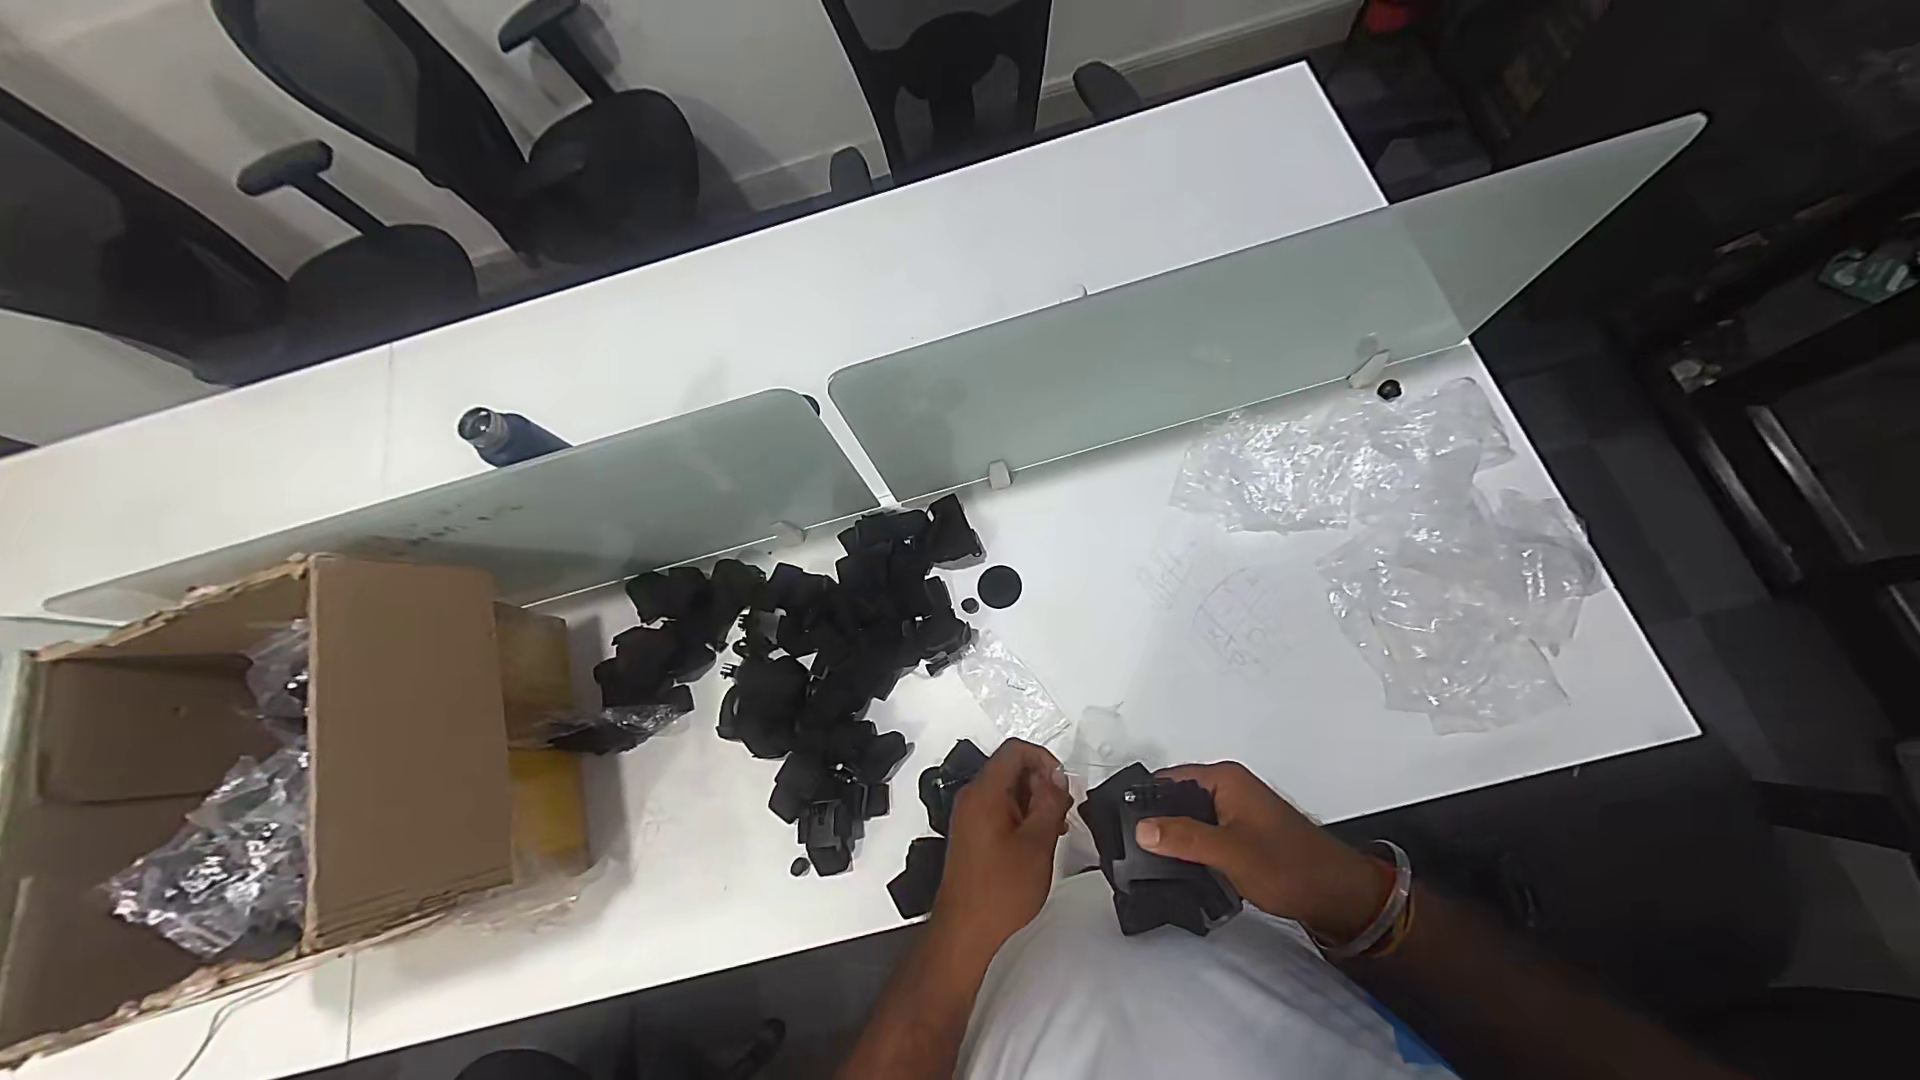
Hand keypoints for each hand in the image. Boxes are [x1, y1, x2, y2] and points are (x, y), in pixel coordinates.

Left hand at [931, 739, 1070, 958]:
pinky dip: (1021, 815)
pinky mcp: (972, 833)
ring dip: (1034, 801)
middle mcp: (972, 797)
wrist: (965, 931)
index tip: (1062, 782)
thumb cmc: (997, 893)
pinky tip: (1038, 839)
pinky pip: (999, 808)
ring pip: (1007, 789)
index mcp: (984, 792)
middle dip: (1041, 782)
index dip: (1044, 759)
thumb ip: (1050, 803)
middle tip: (1062, 809)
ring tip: (1054, 828)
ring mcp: (969, 815)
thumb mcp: (1037, 842)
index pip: (1015, 751)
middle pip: (1010, 768)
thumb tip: (1057, 779)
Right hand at [1135, 762, 1389, 942]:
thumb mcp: (1230, 853)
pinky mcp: (1243, 829)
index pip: (1168, 779)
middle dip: (1158, 818)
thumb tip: (1144, 828)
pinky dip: (1193, 844)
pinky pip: (1205, 829)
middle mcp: (1231, 786)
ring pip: (1190, 814)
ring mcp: (1238, 808)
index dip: (1145, 800)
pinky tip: (1188, 864)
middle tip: (1138, 843)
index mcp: (1226, 779)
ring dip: (1177, 834)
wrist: (1339, 897)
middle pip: (1177, 795)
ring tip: (1159, 856)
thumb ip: (1184, 837)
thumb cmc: (1295, 867)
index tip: (1126, 821)